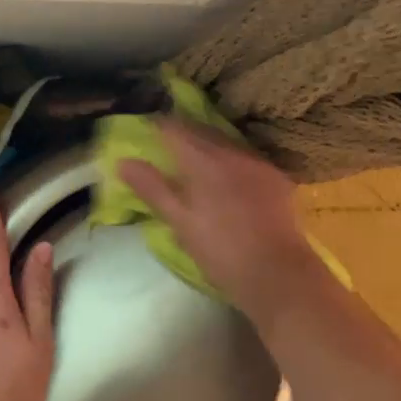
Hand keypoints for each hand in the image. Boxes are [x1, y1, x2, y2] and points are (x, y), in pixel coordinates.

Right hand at [118, 119, 319, 318]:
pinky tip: (228, 178)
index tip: (145, 132)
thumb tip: (122, 161)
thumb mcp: (179, 222)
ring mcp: (257, 163)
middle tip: (165, 146)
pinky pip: (246, 158)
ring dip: (207, 145)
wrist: (278, 274)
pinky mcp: (276, 178)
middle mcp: (231, 152)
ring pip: (225, 142)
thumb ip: (151, 187)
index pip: (173, 128)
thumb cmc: (221, 251)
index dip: (157, 126)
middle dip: (182, 133)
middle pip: (201, 130)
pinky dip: (231, 160)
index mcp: (203, 160)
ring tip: (194, 161)